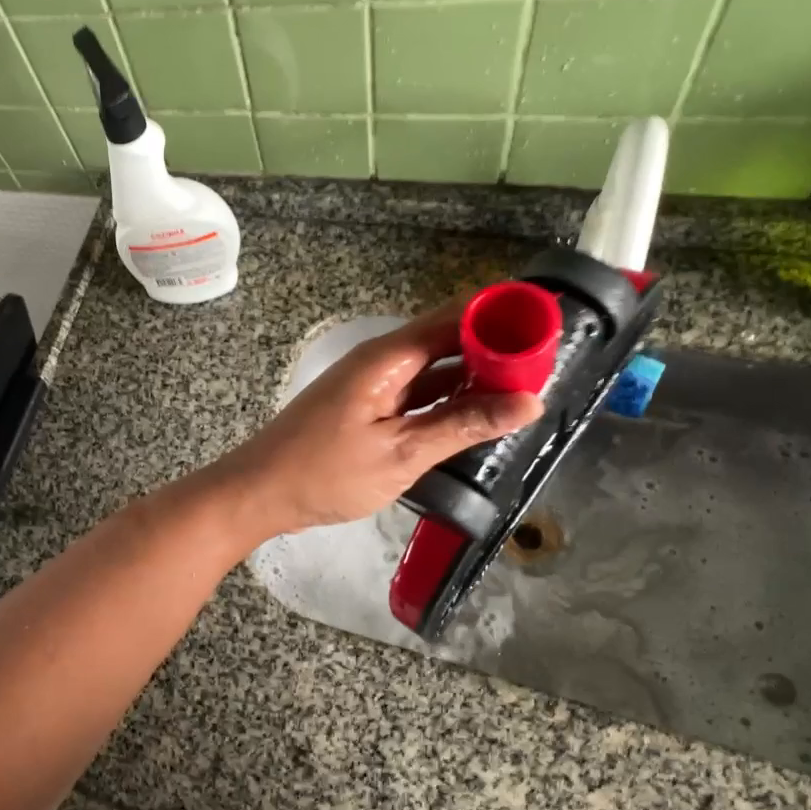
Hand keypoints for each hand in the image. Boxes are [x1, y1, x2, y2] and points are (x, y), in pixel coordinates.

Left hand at [212, 304, 543, 534]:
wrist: (258, 492)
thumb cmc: (324, 472)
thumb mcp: (401, 453)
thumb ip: (463, 424)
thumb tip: (528, 400)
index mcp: (388, 357)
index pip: (457, 317)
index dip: (503, 317)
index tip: (552, 327)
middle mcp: (381, 361)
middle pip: (448, 340)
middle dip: (496, 349)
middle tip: (551, 366)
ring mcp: (371, 385)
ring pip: (435, 369)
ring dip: (475, 377)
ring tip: (528, 390)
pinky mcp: (366, 408)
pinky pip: (418, 393)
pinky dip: (448, 400)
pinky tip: (478, 417)